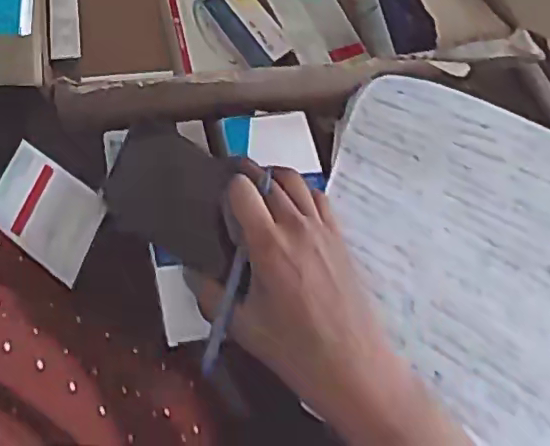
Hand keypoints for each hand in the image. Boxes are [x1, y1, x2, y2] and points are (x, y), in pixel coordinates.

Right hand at [195, 165, 465, 444]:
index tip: (221, 207)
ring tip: (261, 194)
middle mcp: (295, 227)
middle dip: (245, 179)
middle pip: (265, 176)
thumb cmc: (302, 352)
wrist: (357, 372)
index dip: (226, 190)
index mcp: (268, 244)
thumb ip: (210, 294)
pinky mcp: (339, 237)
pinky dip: (301, 192)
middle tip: (234, 196)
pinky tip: (292, 209)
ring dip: (272, 179)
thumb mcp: (243, 327)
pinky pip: (317, 196)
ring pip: (292, 179)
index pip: (241, 187)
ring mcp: (321, 229)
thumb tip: (192, 272)